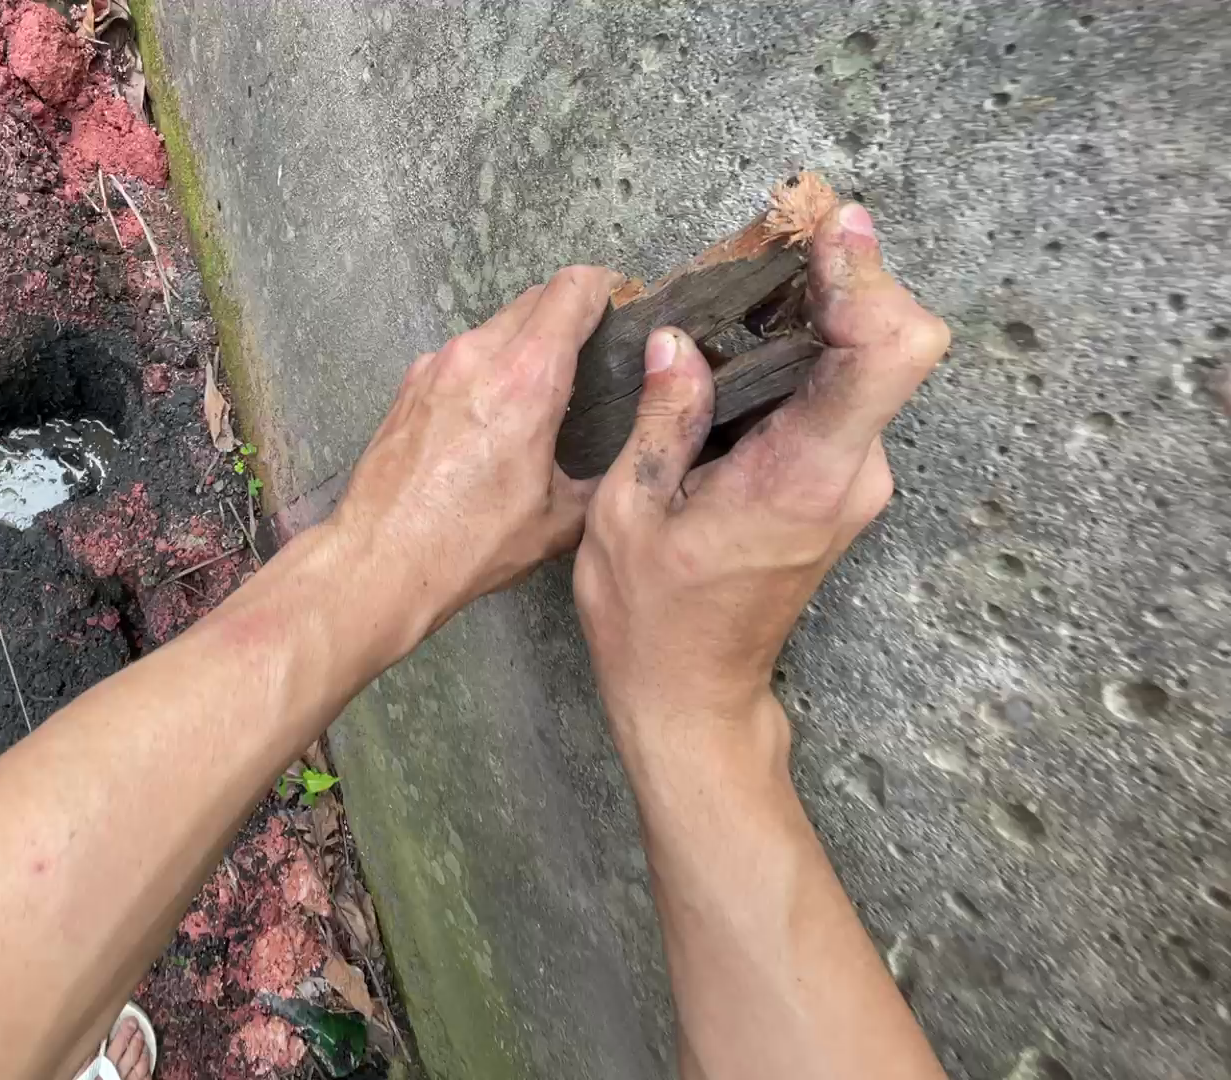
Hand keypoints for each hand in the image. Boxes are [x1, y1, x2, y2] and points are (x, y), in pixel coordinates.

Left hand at [328, 266, 619, 643]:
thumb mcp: (557, 520)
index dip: (602, 292)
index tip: (615, 309)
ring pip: (489, 330)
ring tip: (527, 397)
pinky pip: (454, 360)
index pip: (572, 290)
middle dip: (562, 318)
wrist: (380, 558)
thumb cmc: (465, 543)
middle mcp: (474, 358)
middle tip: (580, 357)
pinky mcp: (405, 389)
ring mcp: (431, 369)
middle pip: (531, 301)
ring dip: (516, 347)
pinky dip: (477, 373)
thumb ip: (600, 477)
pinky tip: (480, 419)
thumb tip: (621, 465)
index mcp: (524, 379)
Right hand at [573, 203, 949, 740]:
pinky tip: (729, 361)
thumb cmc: (647, 615)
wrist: (688, 692)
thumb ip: (662, 422)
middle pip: (881, 350)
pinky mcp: (831, 496)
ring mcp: (848, 487)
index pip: (887, 353)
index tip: (831, 229)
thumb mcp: (628, 515)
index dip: (871, 278)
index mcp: (801, 474)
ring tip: (731, 296)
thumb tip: (678, 342)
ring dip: (807, 326)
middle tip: (759, 249)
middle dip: (832, 286)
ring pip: (855, 377)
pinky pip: (829, 409)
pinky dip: (792, 370)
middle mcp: (849, 474)